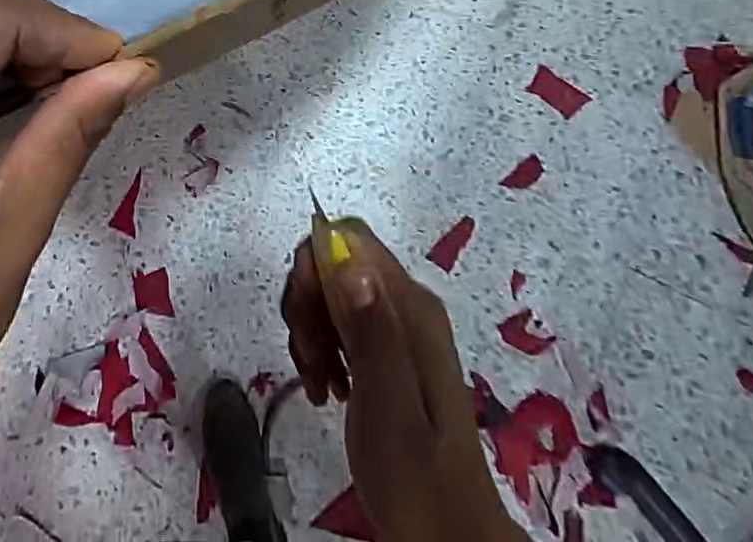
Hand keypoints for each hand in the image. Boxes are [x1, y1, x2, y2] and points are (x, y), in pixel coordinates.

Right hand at [282, 224, 527, 541]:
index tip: (302, 320)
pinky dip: (324, 349)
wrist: (450, 530)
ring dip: (312, 331)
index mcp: (410, 307)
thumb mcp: (387, 406)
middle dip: (308, 305)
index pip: (351, 240)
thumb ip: (368, 330)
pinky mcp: (389, 346)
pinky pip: (343, 322)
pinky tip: (329, 388)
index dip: (313, 264)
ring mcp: (399, 324)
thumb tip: (346, 260)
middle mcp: (406, 303)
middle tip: (311, 363)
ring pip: (334, 293)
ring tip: (321, 384)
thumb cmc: (417, 479)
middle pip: (338, 263)